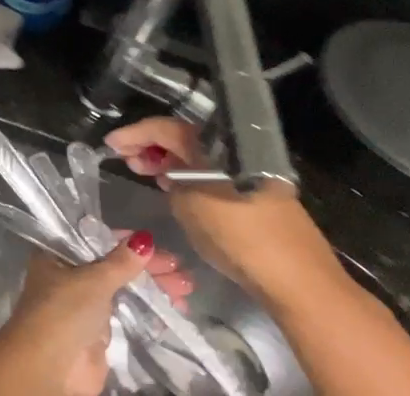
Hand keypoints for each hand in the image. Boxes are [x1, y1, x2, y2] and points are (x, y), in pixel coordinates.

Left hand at [2, 235, 191, 395]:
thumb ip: (120, 262)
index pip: (93, 240)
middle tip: (181, 269)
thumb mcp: (93, 280)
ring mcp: (85, 304)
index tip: (153, 242)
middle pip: (113, 265)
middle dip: (147, 267)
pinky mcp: (100, 330)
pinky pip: (128, 313)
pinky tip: (174, 307)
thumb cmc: (65, 310)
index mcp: (56, 255)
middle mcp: (69, 276)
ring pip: (123, 289)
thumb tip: (145, 239)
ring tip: (187, 288)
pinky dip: (149, 309)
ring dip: (153, 288)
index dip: (124, 240)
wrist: (52, 365)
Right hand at [105, 117, 340, 298]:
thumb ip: (172, 182)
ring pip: (203, 157)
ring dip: (174, 162)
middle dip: (153, 146)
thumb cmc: (237, 237)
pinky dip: (195, 177)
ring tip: (149, 174)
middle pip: (186, 139)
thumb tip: (169, 174)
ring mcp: (253, 174)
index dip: (134, 133)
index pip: (166, 128)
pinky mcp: (264, 196)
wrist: (299, 281)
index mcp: (217, 148)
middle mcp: (237, 153)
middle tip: (127, 159)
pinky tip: (181, 191)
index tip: (110, 143)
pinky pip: (218, 174)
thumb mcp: (188, 206)